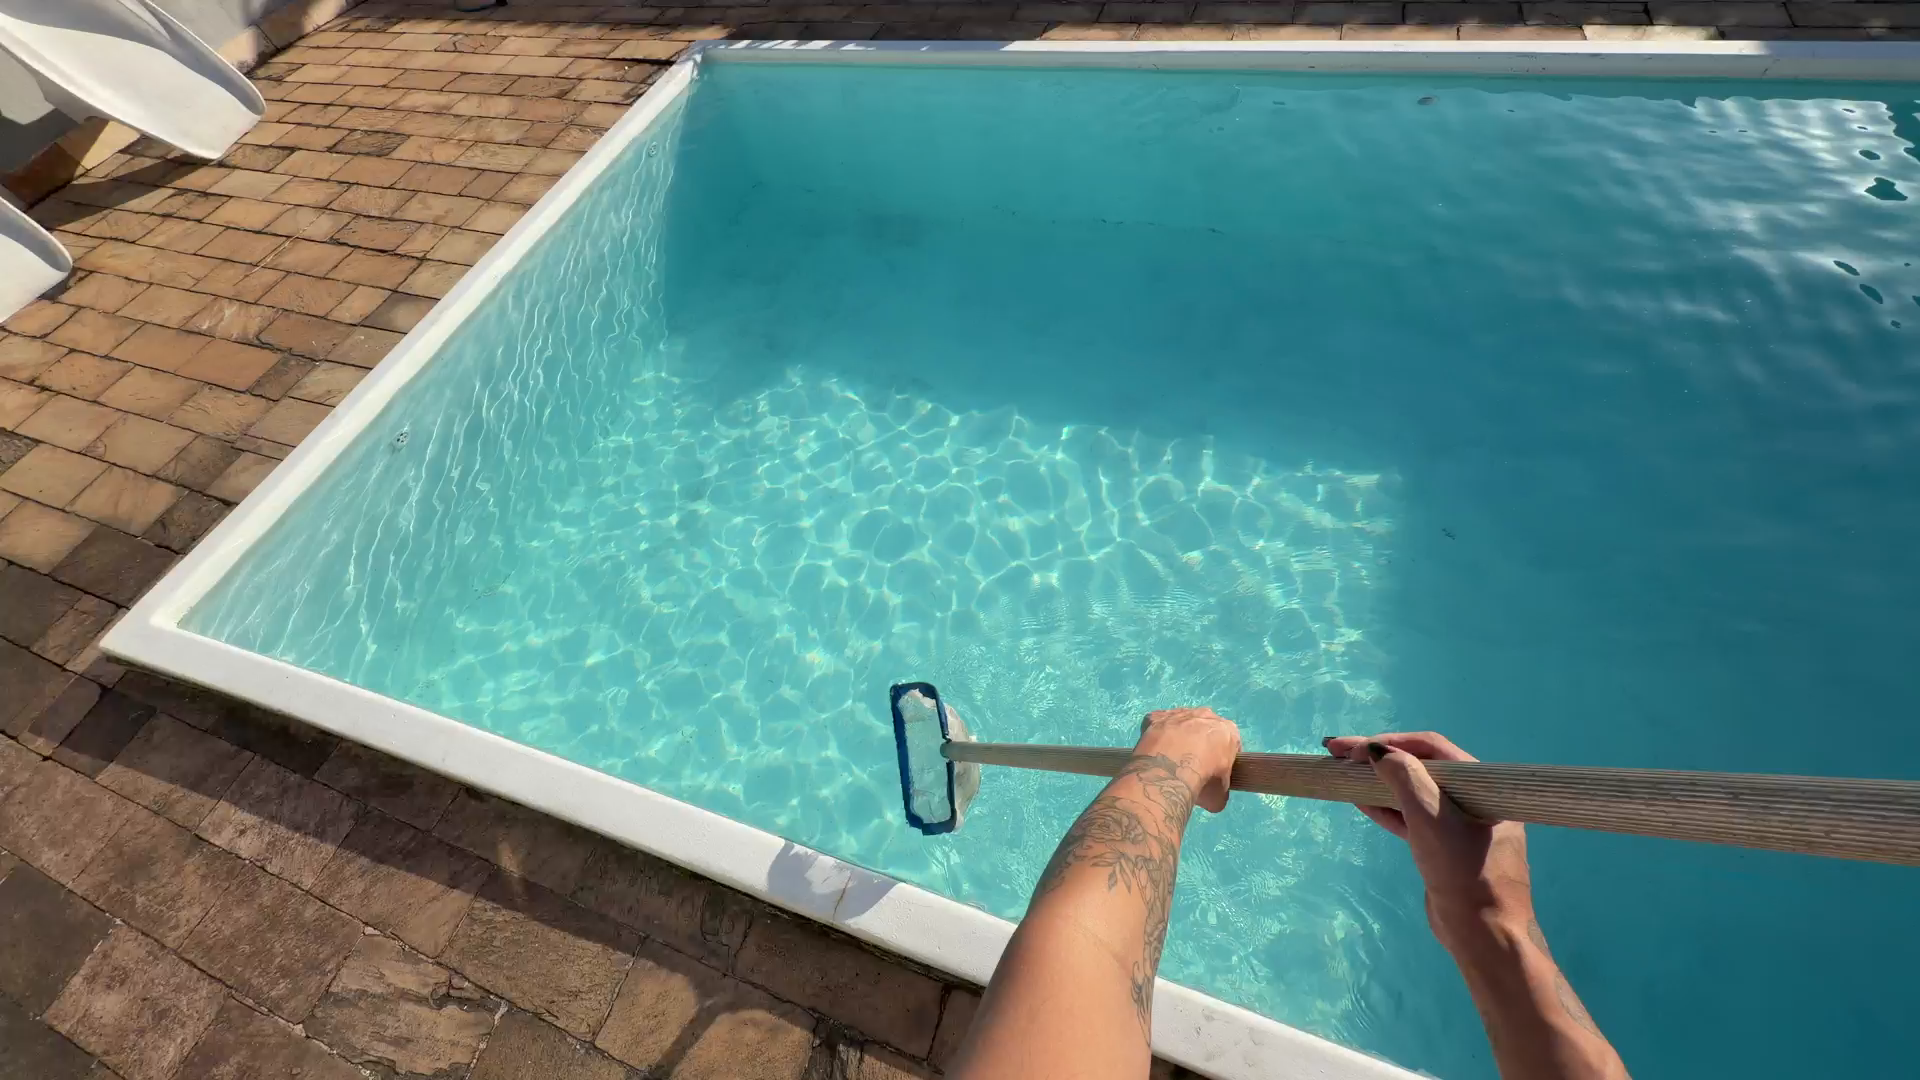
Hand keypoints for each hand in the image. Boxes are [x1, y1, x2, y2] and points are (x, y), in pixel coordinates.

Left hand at [1137, 708, 1240, 813]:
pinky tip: (1154, 753)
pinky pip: (1157, 724)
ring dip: (1176, 738)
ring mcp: (1178, 712)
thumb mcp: (1220, 794)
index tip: (1215, 771)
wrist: (1170, 768)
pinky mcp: (1154, 716)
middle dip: (1199, 744)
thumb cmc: (1203, 779)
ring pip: (1179, 724)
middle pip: (1204, 729)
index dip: (1222, 758)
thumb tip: (1211, 798)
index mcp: (1228, 730)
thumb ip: (1218, 790)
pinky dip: (1156, 736)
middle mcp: (1205, 715)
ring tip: (1169, 762)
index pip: (1229, 742)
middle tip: (1191, 766)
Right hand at [1325, 732, 1532, 953]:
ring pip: (1411, 791)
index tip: (1353, 748)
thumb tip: (1374, 750)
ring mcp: (1460, 825)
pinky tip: (1359, 800)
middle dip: (1376, 758)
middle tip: (1336, 751)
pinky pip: (1411, 816)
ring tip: (1342, 772)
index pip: (1431, 747)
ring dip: (1376, 781)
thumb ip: (1403, 776)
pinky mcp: (1444, 847)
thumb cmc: (1461, 870)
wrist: (1481, 935)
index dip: (1389, 742)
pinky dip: (1385, 806)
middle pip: (1419, 766)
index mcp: (1485, 789)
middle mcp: (1476, 801)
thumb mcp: (1429, 816)